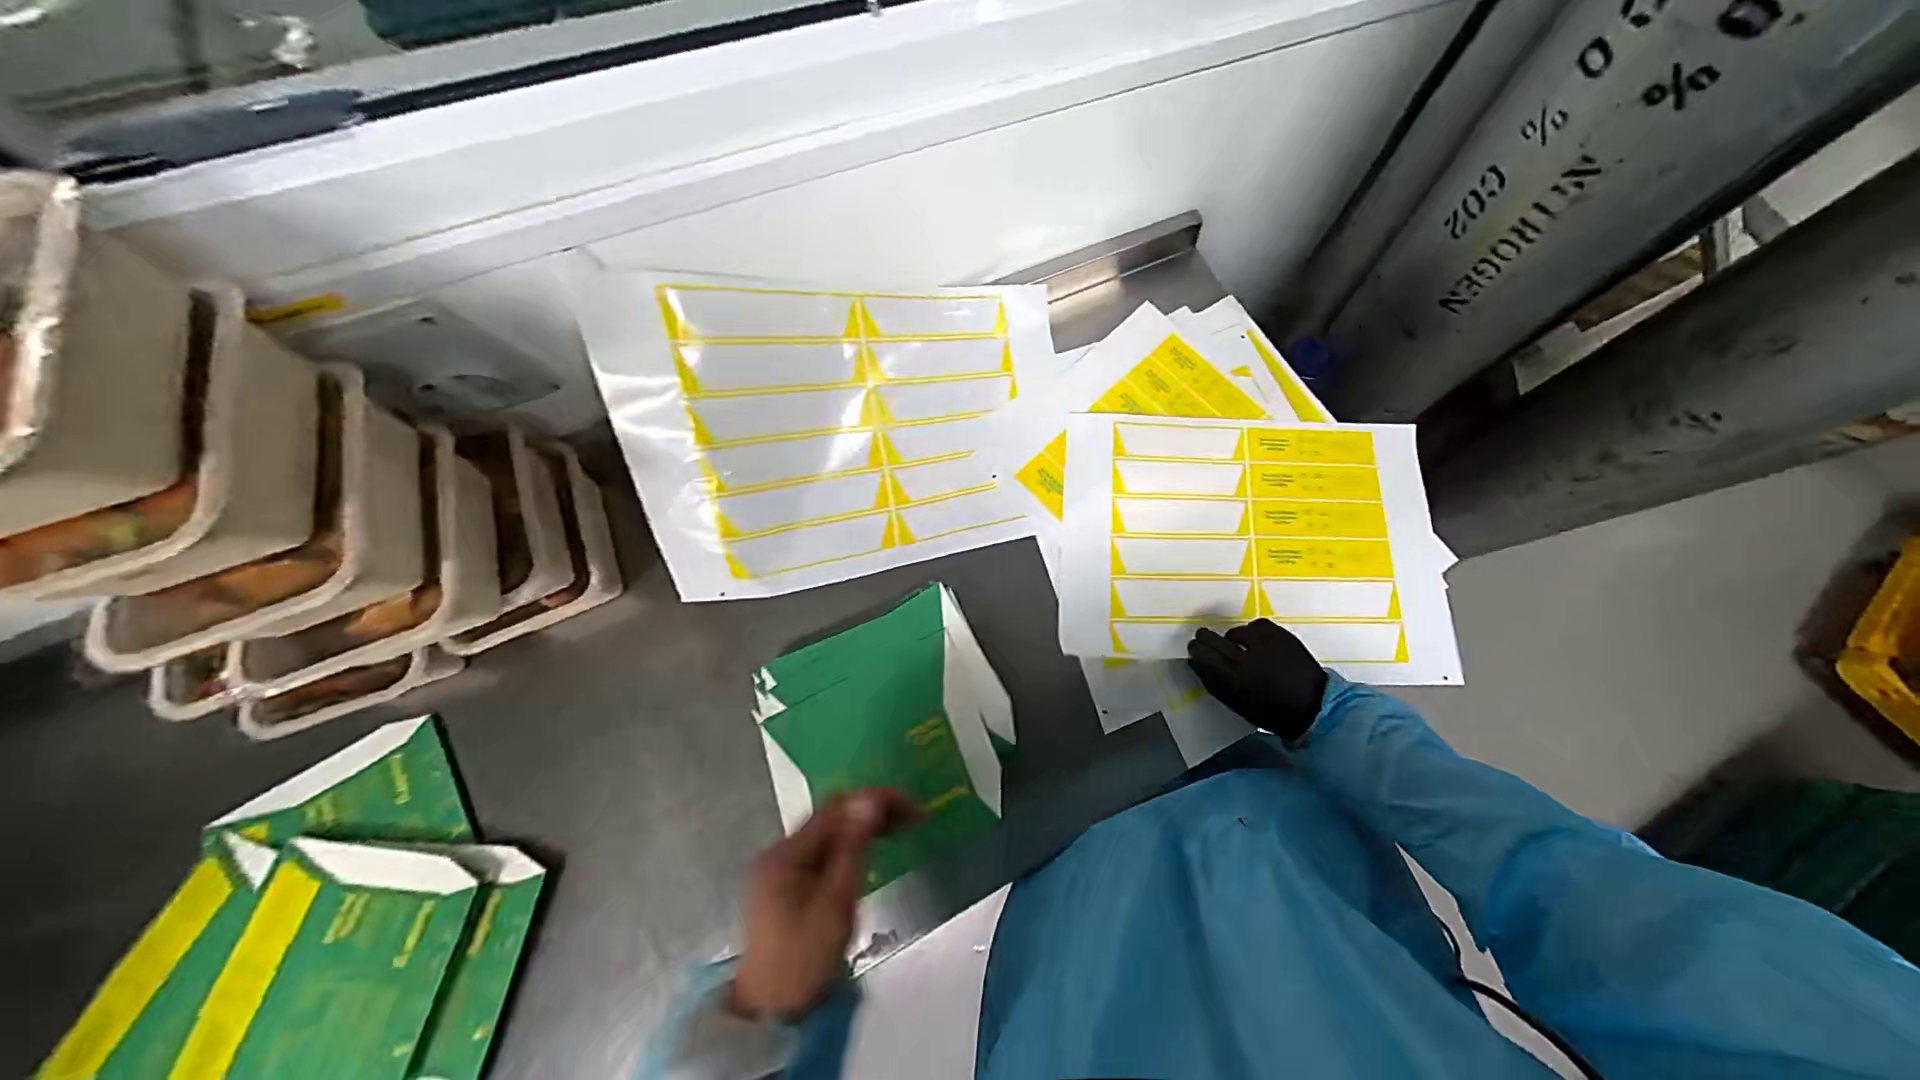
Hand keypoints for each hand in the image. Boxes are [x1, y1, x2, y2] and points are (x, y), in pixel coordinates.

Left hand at [731, 789, 917, 1019]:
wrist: (768, 1014)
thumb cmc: (803, 961)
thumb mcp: (835, 904)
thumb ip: (853, 849)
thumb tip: (868, 802)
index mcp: (787, 854)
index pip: (836, 808)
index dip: (876, 800)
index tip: (911, 806)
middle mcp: (780, 853)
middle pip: (831, 816)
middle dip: (872, 810)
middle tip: (913, 815)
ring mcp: (780, 868)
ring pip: (828, 832)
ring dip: (863, 825)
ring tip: (900, 828)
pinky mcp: (786, 885)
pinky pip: (823, 850)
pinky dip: (850, 844)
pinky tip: (869, 849)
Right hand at [1186, 618, 1328, 743]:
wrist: (1313, 707)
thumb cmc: (1271, 712)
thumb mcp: (1237, 704)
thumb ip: (1214, 683)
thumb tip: (1195, 663)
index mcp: (1233, 679)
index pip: (1203, 655)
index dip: (1195, 649)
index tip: (1195, 649)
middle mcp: (1247, 658)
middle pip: (1213, 639)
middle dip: (1206, 639)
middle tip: (1207, 642)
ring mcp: (1266, 644)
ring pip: (1235, 631)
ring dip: (1233, 638)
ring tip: (1239, 646)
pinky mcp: (1282, 635)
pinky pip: (1257, 625)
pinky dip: (1254, 632)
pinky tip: (1257, 641)